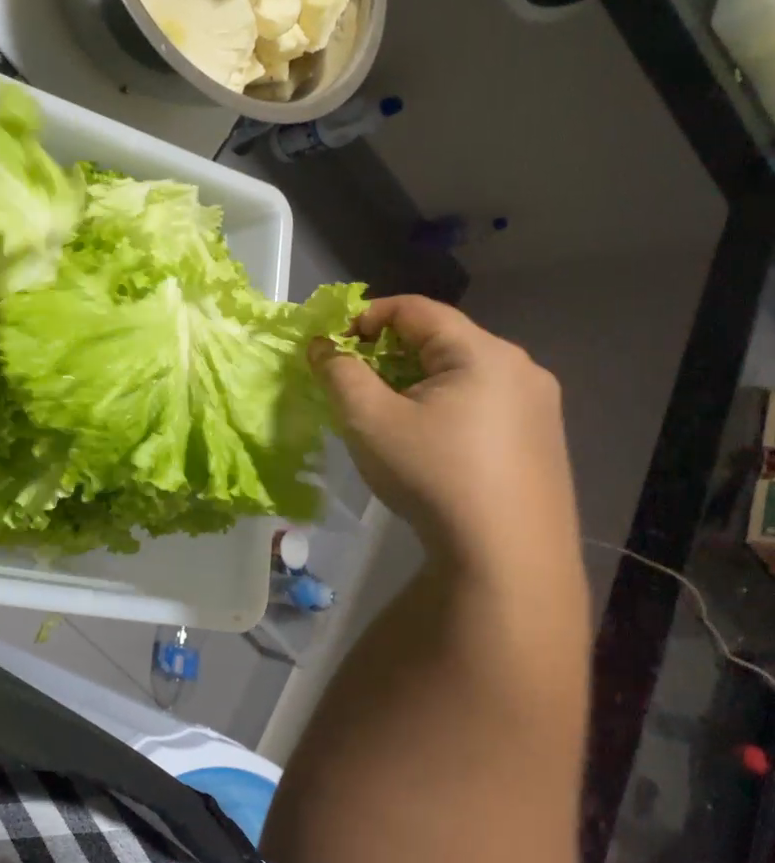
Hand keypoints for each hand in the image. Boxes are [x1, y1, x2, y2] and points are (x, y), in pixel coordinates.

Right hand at [312, 296, 579, 576]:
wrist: (506, 554)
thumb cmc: (432, 473)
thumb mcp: (367, 418)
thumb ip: (338, 371)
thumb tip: (323, 346)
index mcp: (482, 353)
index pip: (414, 308)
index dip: (362, 317)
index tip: (330, 349)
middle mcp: (519, 367)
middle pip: (437, 338)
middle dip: (384, 352)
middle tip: (349, 384)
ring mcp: (537, 404)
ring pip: (457, 371)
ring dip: (410, 380)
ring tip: (380, 415)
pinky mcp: (539, 437)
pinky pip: (479, 399)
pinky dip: (439, 403)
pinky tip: (422, 441)